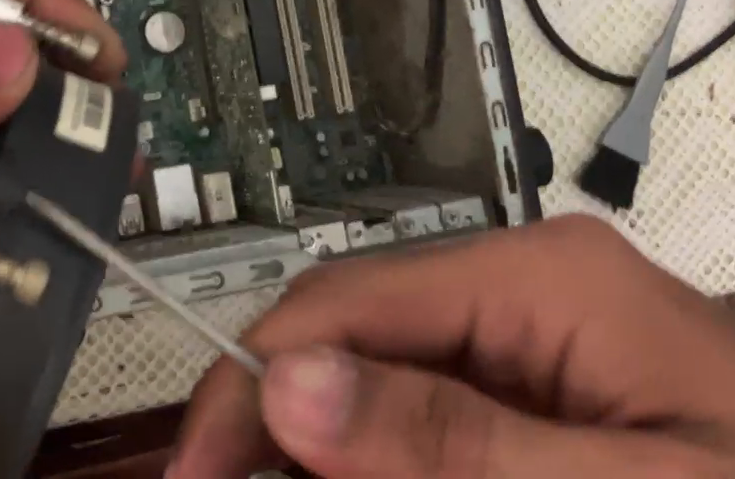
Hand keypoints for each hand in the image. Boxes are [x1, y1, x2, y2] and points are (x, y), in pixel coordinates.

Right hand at [171, 216, 734, 478]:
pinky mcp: (537, 403)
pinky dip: (391, 463)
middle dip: (290, 427)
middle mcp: (517, 294)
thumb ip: (459, 443)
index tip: (196, 469)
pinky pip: (434, 424)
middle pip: (356, 342)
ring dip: (335, 456)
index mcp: (538, 275)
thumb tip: (288, 383)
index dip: (258, 373)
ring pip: (383, 391)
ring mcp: (527, 348)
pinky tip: (364, 474)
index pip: (347, 298)